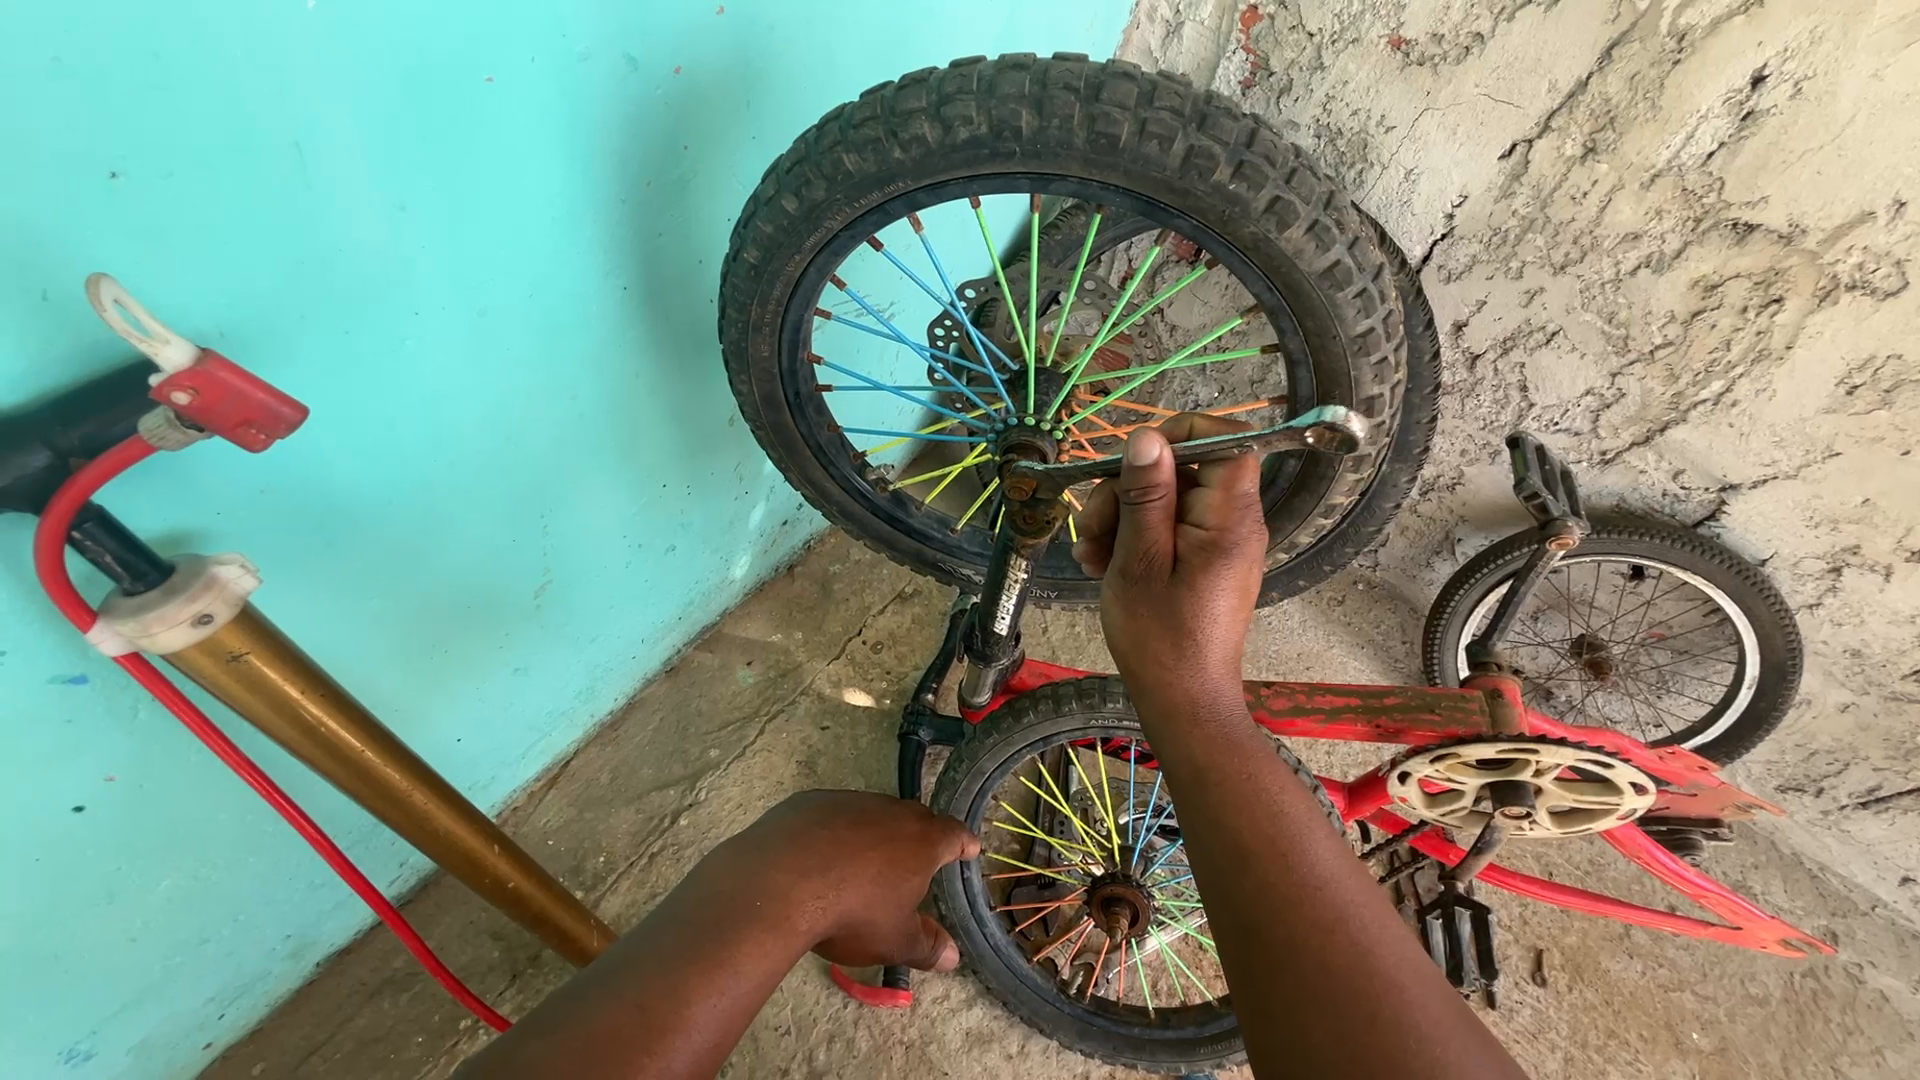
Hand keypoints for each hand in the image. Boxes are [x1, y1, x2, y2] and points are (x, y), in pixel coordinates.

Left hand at [701, 790, 979, 971]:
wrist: (781, 881)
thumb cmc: (852, 912)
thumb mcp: (894, 940)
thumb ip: (926, 945)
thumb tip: (952, 956)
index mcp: (921, 840)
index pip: (953, 834)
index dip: (963, 843)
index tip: (969, 848)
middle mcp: (891, 811)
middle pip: (914, 818)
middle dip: (920, 836)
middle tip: (918, 857)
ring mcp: (850, 801)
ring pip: (873, 813)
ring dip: (875, 832)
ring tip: (866, 860)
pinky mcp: (812, 801)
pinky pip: (834, 814)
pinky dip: (836, 831)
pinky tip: (821, 854)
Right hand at [1071, 414, 1266, 707]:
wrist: (1180, 700)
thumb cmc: (1159, 637)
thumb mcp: (1139, 561)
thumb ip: (1145, 496)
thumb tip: (1146, 437)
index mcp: (1229, 519)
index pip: (1226, 443)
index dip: (1180, 436)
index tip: (1132, 459)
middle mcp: (1233, 524)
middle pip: (1183, 472)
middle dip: (1129, 490)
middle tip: (1091, 525)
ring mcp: (1218, 544)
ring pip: (1166, 501)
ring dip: (1120, 518)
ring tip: (1090, 554)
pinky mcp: (1202, 562)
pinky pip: (1167, 530)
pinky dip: (1132, 540)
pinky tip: (1101, 564)